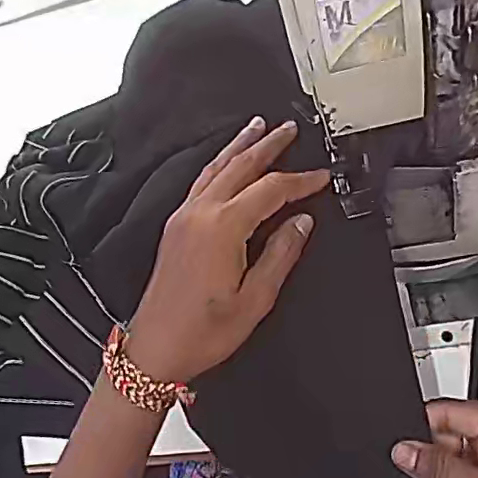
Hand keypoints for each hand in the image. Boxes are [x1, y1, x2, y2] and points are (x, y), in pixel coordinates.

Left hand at [125, 117, 329, 382]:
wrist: (157, 349)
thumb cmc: (201, 332)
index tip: (320, 177)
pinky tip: (225, 162)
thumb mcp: (255, 299)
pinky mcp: (175, 228)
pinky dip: (219, 163)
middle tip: (288, 130)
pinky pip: (201, 181)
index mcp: (222, 230)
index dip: (299, 181)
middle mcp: (199, 216)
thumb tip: (301, 224)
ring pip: (216, 168)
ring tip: (256, 129)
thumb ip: (281, 255)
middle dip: (268, 145)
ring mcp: (183, 219)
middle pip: (240, 167)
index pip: (270, 190)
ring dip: (239, 146)